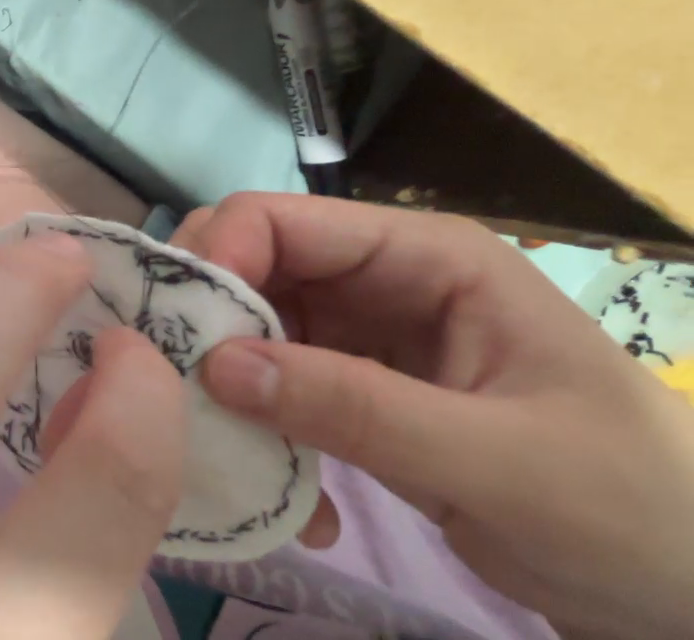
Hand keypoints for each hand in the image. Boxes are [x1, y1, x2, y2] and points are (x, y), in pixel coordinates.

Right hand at [180, 194, 693, 639]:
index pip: (277, 221)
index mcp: (422, 256)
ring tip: (229, 455)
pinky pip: (263, 386)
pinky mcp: (343, 387)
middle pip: (244, 270)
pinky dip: (254, 431)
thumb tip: (211, 364)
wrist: (691, 600)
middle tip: (177, 392)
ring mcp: (355, 334)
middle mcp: (374, 279)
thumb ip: (357, 408)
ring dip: (222, 389)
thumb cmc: (631, 511)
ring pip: (240, 330)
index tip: (180, 338)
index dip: (216, 260)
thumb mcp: (501, 463)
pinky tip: (283, 492)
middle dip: (204, 326)